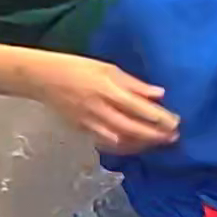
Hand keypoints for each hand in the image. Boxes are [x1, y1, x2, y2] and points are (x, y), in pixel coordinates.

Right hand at [23, 51, 177, 151]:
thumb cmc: (76, 68)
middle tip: (174, 137)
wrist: (40, 77)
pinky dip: (127, 148)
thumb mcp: (107, 68)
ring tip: (161, 143)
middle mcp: (99, 109)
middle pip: (133, 128)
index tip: (176, 122)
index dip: (159, 118)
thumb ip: (134, 84)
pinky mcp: (84, 132)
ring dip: (144, 144)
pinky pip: (110, 145)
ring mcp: (91, 123)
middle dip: (156, 135)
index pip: (139, 108)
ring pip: (123, 140)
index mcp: (106, 89)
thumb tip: (160, 94)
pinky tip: (139, 146)